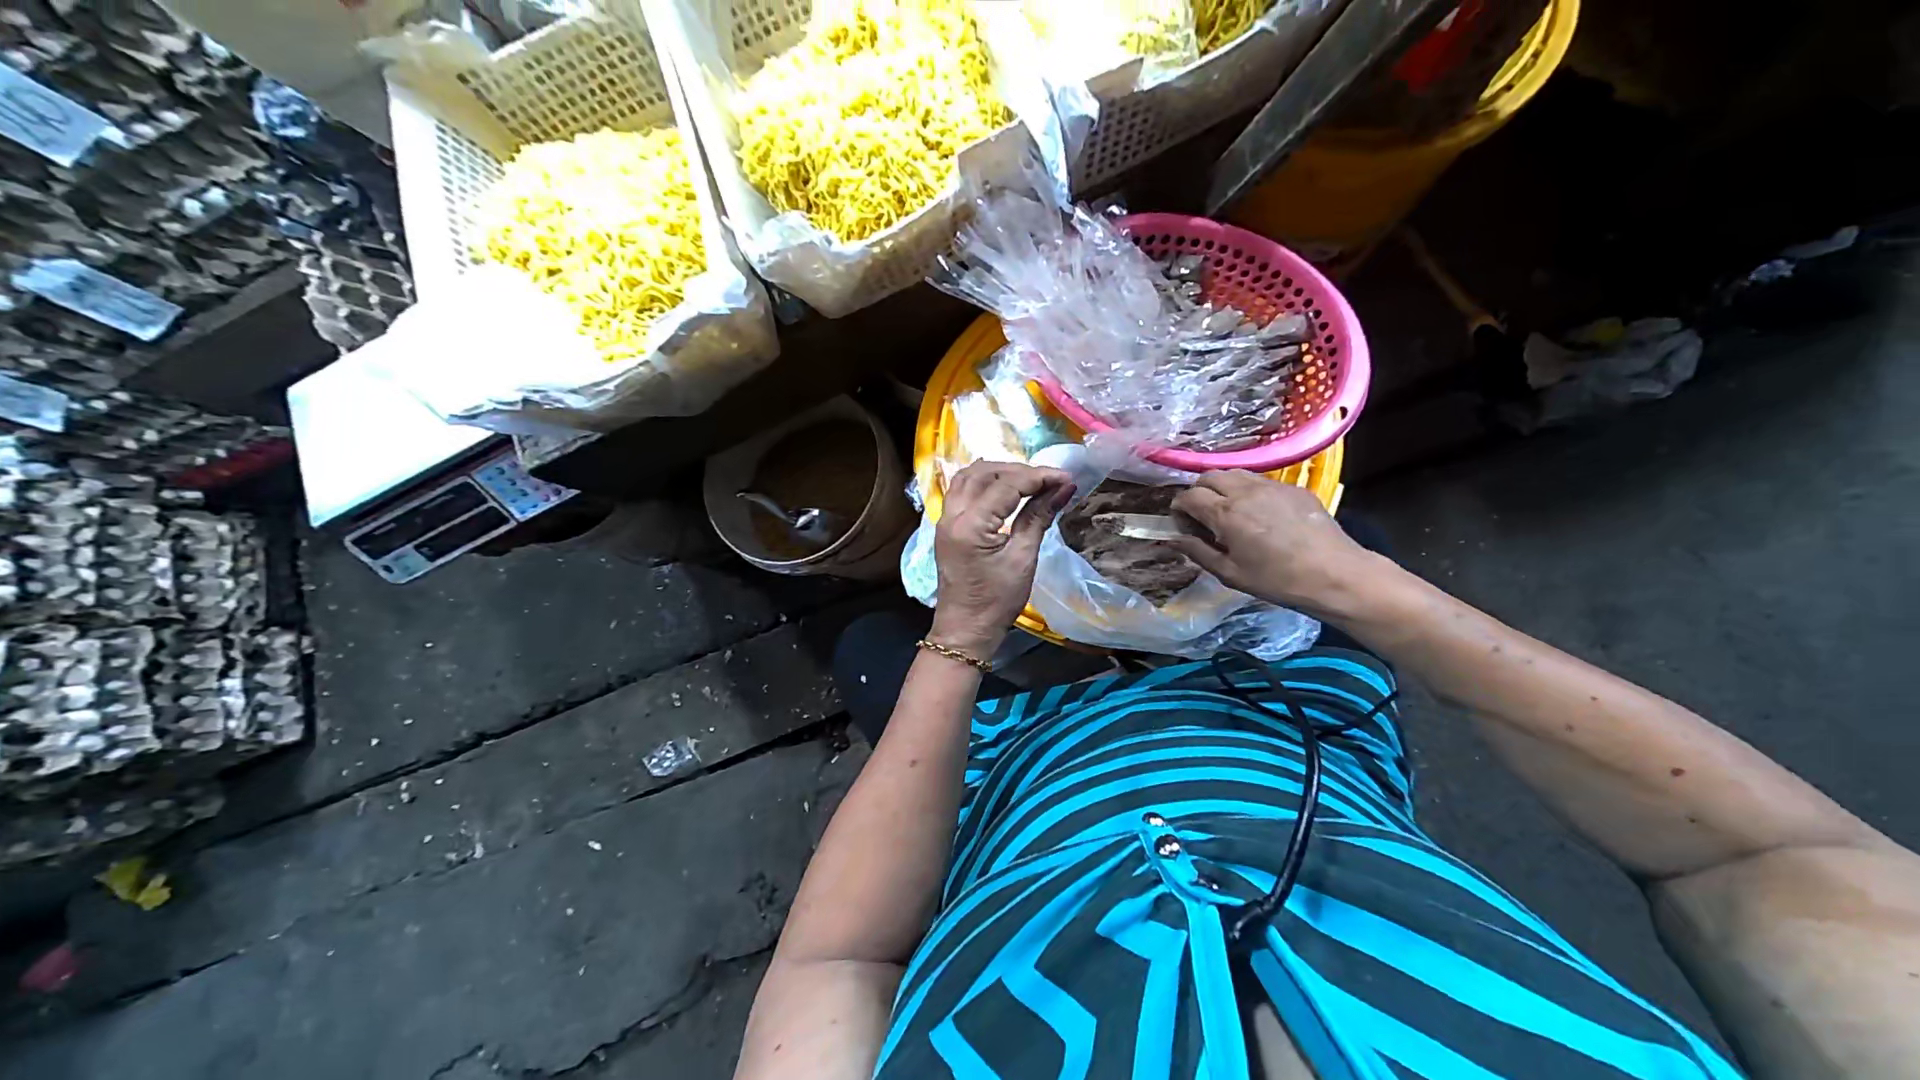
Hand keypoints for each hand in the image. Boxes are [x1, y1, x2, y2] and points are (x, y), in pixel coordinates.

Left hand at [930, 461, 1074, 660]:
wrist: (966, 630)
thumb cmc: (997, 601)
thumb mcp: (1023, 559)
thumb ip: (1038, 517)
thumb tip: (1063, 488)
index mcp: (970, 525)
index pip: (1007, 485)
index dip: (1039, 477)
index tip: (1066, 478)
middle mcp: (952, 515)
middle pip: (985, 473)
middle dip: (1019, 470)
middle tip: (1050, 479)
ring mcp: (945, 519)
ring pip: (969, 477)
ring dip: (999, 471)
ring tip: (1029, 480)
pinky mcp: (946, 526)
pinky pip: (961, 490)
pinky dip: (983, 481)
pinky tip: (1004, 486)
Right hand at [1170, 470, 1386, 618]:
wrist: (1334, 574)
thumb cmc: (1277, 580)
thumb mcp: (1230, 573)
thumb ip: (1198, 552)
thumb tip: (1174, 539)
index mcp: (1226, 513)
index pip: (1189, 496)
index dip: (1179, 508)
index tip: (1183, 523)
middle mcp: (1245, 491)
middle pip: (1209, 476)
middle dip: (1199, 491)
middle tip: (1203, 515)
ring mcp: (1271, 486)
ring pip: (1235, 473)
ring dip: (1223, 487)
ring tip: (1229, 511)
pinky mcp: (1293, 488)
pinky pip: (1260, 481)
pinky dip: (1248, 490)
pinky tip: (1259, 514)